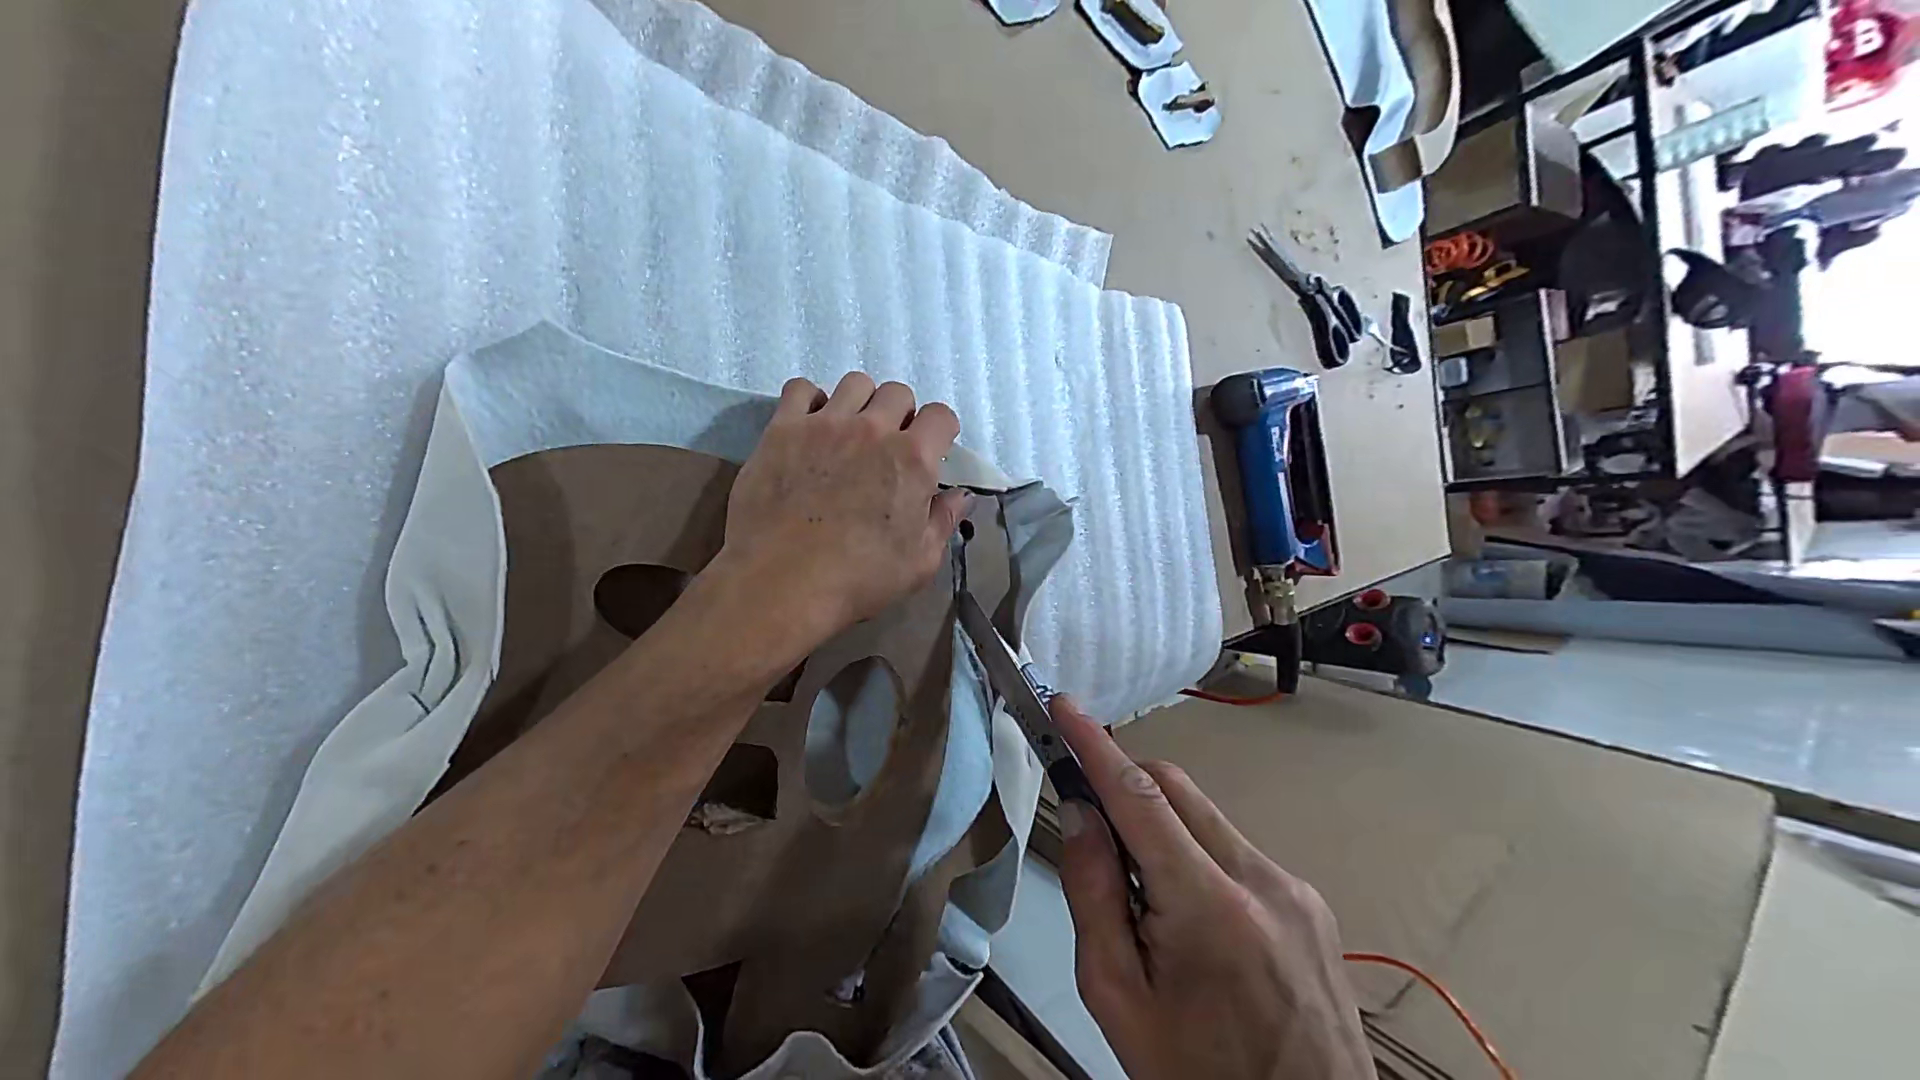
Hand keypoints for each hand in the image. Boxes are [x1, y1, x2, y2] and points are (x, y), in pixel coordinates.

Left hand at [716, 372, 970, 644]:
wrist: (783, 582)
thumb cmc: (859, 579)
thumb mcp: (919, 562)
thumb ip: (943, 521)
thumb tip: (961, 496)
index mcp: (912, 459)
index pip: (941, 415)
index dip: (940, 431)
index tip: (931, 451)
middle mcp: (872, 429)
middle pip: (898, 393)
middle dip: (901, 414)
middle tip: (888, 447)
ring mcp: (824, 424)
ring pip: (854, 383)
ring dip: (861, 403)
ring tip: (850, 433)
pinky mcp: (783, 429)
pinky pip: (801, 389)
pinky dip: (810, 400)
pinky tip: (809, 426)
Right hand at [1050, 695, 1376, 1079]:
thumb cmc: (1197, 1075)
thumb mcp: (1118, 997)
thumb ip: (1092, 894)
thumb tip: (1080, 812)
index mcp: (1209, 908)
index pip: (1139, 797)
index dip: (1095, 744)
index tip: (1065, 707)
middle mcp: (1262, 881)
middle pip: (1175, 789)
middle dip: (1124, 781)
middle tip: (1090, 818)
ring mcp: (1294, 888)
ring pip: (1204, 816)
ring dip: (1161, 827)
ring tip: (1146, 897)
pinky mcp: (1310, 900)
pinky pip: (1235, 848)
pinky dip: (1197, 854)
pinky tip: (1193, 917)